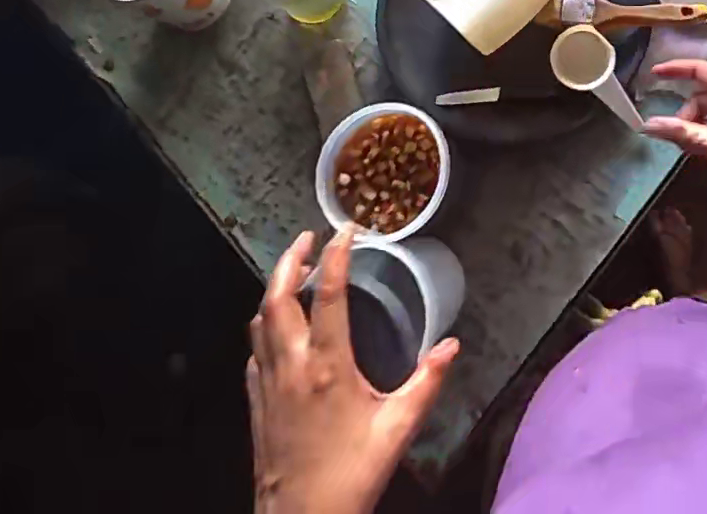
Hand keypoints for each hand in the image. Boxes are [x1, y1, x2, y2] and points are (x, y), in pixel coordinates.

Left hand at [247, 227, 458, 513]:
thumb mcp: (398, 431)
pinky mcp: (255, 401)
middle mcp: (291, 364)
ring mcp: (268, 382)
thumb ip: (426, 384)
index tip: (346, 230)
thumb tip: (452, 345)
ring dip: (274, 289)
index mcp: (327, 365)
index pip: (329, 295)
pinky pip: (255, 350)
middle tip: (307, 238)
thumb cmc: (352, 475)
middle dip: (290, 260)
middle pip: (278, 296)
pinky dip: (265, 326)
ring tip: (293, 273)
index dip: (337, 256)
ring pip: (261, 319)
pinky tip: (279, 329)